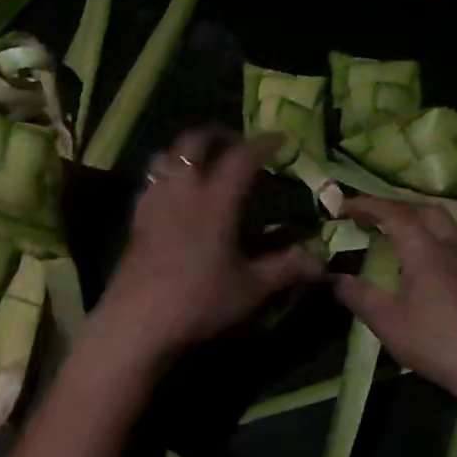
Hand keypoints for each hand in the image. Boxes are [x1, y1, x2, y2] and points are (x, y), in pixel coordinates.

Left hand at [95, 129, 323, 356]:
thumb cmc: (199, 301)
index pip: (242, 156)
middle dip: (218, 134)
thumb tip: (320, 261)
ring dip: (186, 151)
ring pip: (166, 155)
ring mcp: (154, 202)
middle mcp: (182, 190)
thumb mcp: (250, 289)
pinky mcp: (136, 220)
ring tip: (203, 165)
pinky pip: (151, 181)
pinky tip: (175, 197)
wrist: (138, 322)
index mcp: (215, 200)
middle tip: (237, 144)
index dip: (263, 143)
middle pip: (194, 141)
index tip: (279, 139)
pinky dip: (167, 175)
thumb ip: (285, 268)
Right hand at [331, 197, 456, 447]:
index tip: (341, 207)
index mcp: (425, 249)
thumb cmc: (437, 341)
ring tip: (394, 237)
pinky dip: (430, 242)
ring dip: (416, 222)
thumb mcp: (387, 321)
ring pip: (444, 227)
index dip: (366, 205)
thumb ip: (358, 295)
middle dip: (395, 206)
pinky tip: (422, 266)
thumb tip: (332, 278)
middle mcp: (450, 247)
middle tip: (371, 217)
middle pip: (425, 210)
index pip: (394, 213)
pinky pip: (452, 246)